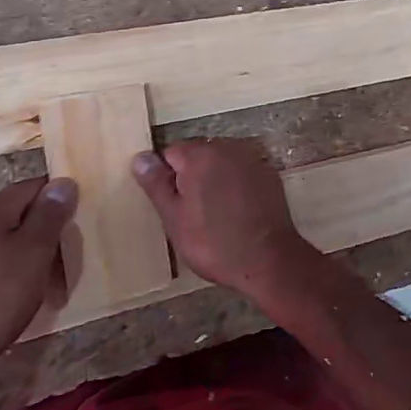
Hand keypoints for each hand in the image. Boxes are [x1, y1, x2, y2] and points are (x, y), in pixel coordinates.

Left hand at [0, 177, 76, 384]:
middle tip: (55, 265)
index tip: (70, 229)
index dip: (55, 203)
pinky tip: (0, 298)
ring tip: (31, 285)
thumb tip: (63, 182)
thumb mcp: (33, 256)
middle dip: (36, 233)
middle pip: (9, 213)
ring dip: (15, 253)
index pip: (29, 188)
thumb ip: (49, 216)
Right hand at [131, 139, 318, 303]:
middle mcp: (226, 147)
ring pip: (220, 165)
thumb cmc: (214, 243)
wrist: (270, 262)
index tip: (175, 207)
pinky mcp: (270, 175)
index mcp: (199, 154)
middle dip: (192, 179)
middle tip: (194, 215)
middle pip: (197, 156)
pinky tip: (238, 214)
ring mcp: (252, 160)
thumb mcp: (174, 218)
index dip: (168, 180)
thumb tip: (140, 157)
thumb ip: (155, 184)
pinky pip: (242, 174)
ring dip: (215, 182)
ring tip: (217, 217)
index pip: (170, 154)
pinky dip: (237, 187)